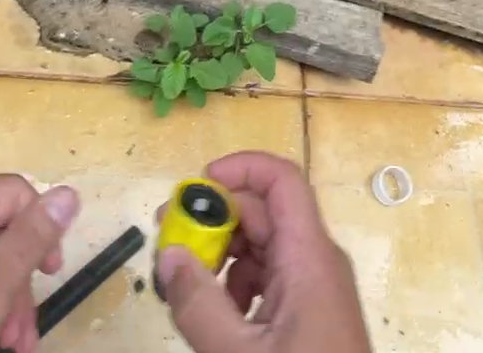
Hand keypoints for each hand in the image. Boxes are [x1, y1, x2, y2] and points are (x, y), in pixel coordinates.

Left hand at [0, 174, 80, 352]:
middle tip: (28, 327)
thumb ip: (31, 240)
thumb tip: (69, 193)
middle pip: (3, 229)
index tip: (51, 271)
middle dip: (23, 278)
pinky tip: (0, 341)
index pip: (14, 192)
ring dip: (10, 301)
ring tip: (17, 344)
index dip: (40, 226)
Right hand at [157, 152, 372, 352]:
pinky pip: (267, 277)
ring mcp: (312, 288)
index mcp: (309, 257)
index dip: (240, 168)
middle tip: (168, 237)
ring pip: (261, 246)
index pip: (281, 181)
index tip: (196, 186)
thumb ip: (199, 305)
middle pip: (263, 213)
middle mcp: (315, 261)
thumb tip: (168, 254)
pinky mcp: (307, 314)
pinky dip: (234, 284)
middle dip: (214, 217)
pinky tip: (213, 314)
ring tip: (183, 283)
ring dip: (219, 254)